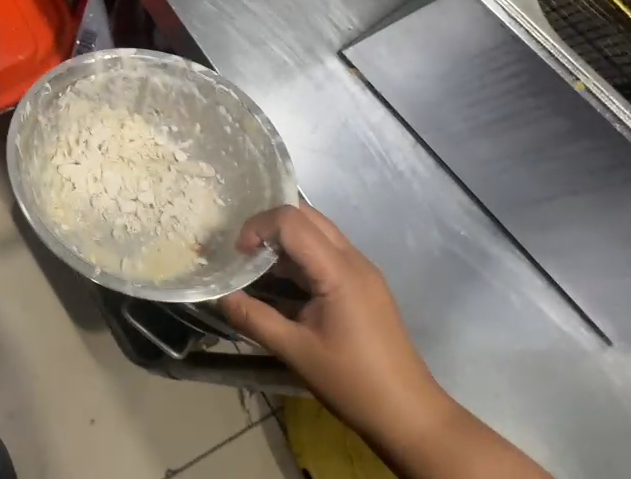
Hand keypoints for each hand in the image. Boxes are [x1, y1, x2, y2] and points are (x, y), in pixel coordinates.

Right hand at [216, 206, 551, 478]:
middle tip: (244, 251)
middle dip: (268, 224)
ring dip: (284, 238)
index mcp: (339, 272)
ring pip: (317, 230)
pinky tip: (283, 282)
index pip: (291, 220)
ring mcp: (362, 272)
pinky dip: (299, 254)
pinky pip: (326, 251)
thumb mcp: (295, 352)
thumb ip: (253, 318)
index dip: (257, 227)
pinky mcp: (364, 286)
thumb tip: (219, 296)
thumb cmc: (353, 382)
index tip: (238, 254)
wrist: (411, 417)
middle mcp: (354, 261)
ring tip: (258, 265)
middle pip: (306, 215)